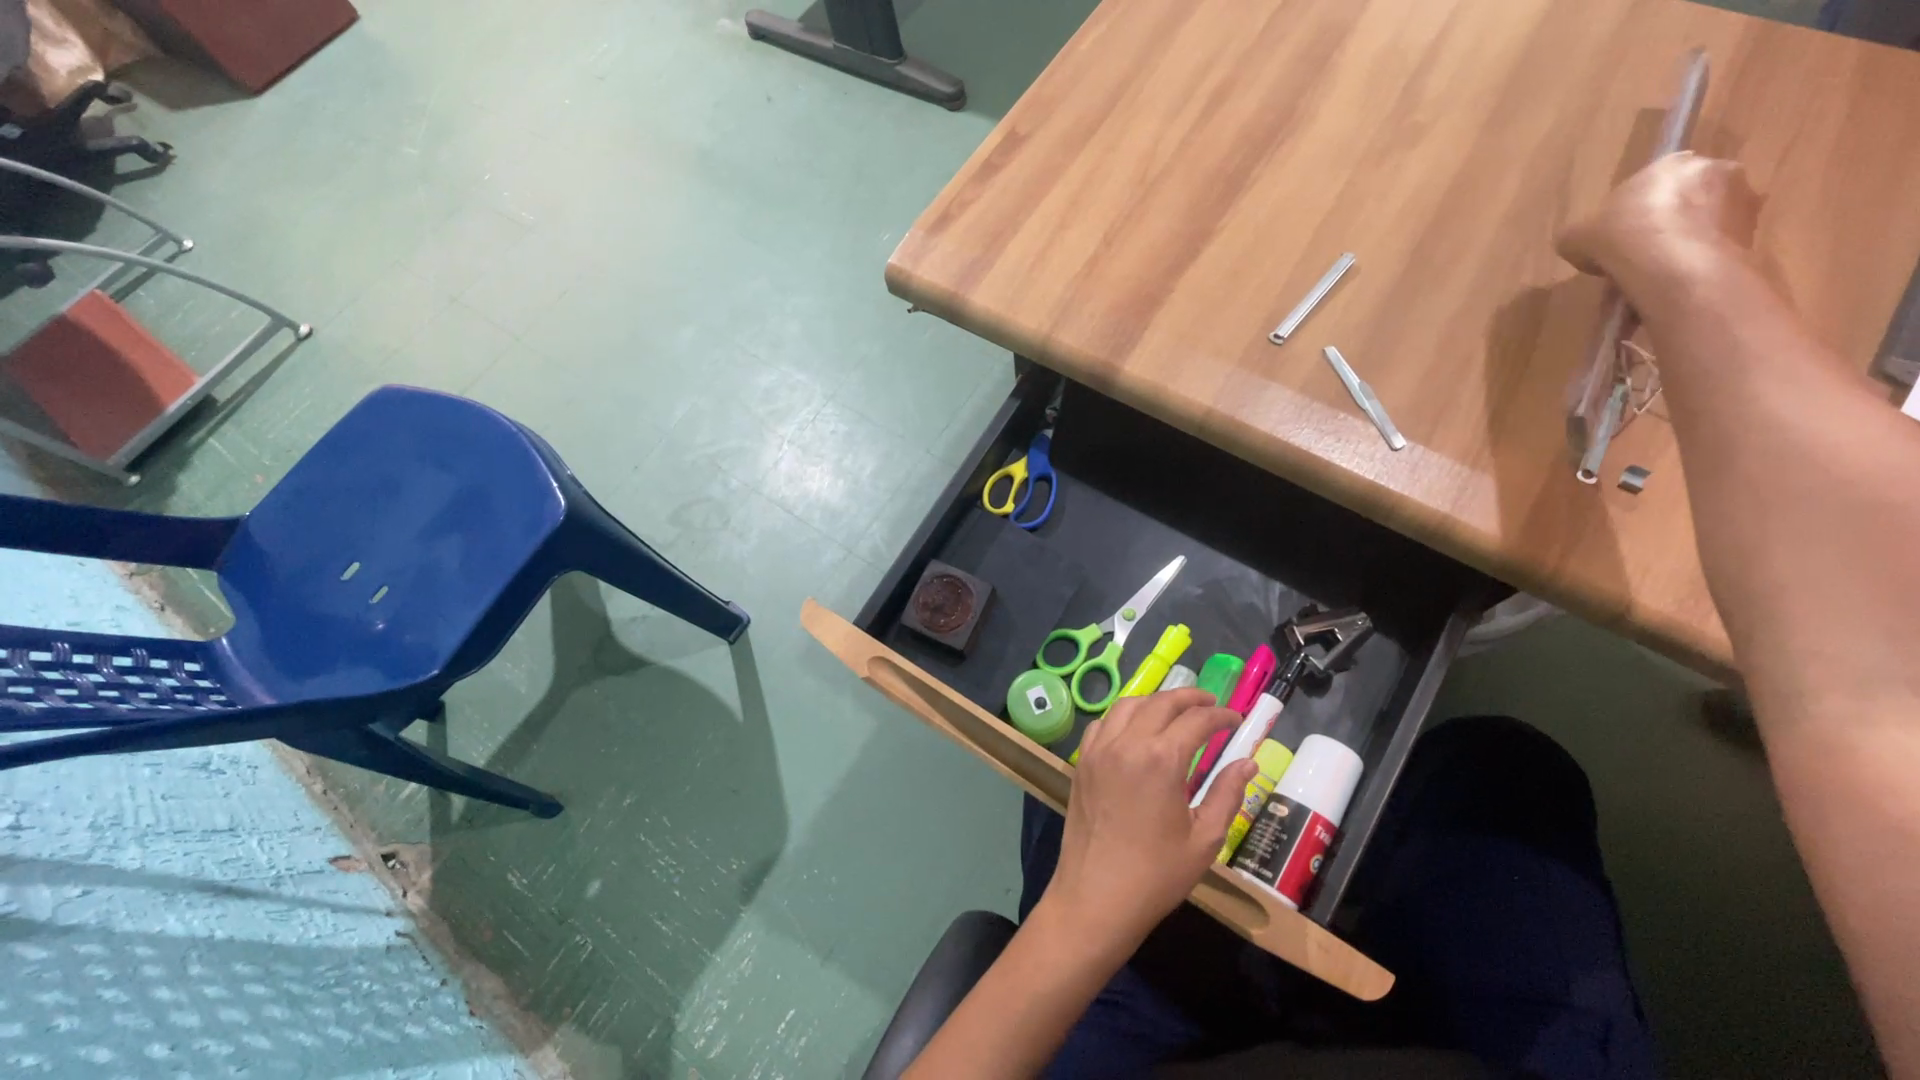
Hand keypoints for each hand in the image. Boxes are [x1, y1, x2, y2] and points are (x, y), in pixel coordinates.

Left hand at [1045, 689, 1257, 950]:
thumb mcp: (1205, 838)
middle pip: (1161, 703)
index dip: (1221, 716)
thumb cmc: (1157, 874)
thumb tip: (1247, 763)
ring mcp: (1098, 751)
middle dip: (1190, 699)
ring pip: (1127, 705)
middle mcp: (1126, 744)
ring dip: (1155, 702)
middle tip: (1211, 705)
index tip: (1236, 719)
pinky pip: (1102, 724)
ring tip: (1176, 711)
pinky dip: (1123, 717)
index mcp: (1161, 759)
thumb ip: (1226, 794)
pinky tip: (1136, 730)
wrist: (1096, 897)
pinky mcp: (1081, 764)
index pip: (1196, 721)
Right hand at [1557, 152, 1762, 302]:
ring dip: (1687, 243)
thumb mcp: (1575, 236)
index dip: (1635, 210)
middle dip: (1668, 224)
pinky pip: (1719, 247)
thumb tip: (1584, 244)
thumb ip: (1582, 234)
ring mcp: (1742, 201)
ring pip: (1706, 223)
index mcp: (1673, 162)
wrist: (1670, 265)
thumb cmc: (1620, 236)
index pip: (1654, 182)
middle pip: (1687, 199)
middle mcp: (1716, 170)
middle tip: (1641, 255)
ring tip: (1659, 275)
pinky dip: (1701, 262)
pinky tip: (1677, 283)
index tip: (1621, 236)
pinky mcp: (1754, 232)